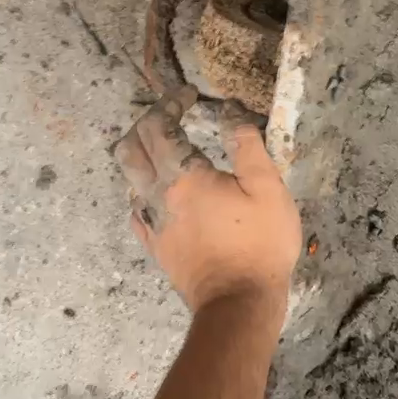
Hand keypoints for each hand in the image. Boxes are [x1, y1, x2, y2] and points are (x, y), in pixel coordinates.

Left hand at [114, 86, 301, 314]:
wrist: (239, 304)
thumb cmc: (260, 243)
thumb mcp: (268, 187)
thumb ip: (247, 144)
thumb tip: (230, 111)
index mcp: (183, 177)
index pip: (158, 126)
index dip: (171, 102)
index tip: (192, 94)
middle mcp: (156, 196)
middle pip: (129, 148)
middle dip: (147, 122)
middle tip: (174, 114)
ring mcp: (151, 223)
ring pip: (129, 177)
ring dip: (144, 152)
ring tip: (172, 146)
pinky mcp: (156, 245)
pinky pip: (136, 207)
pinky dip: (144, 185)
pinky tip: (164, 188)